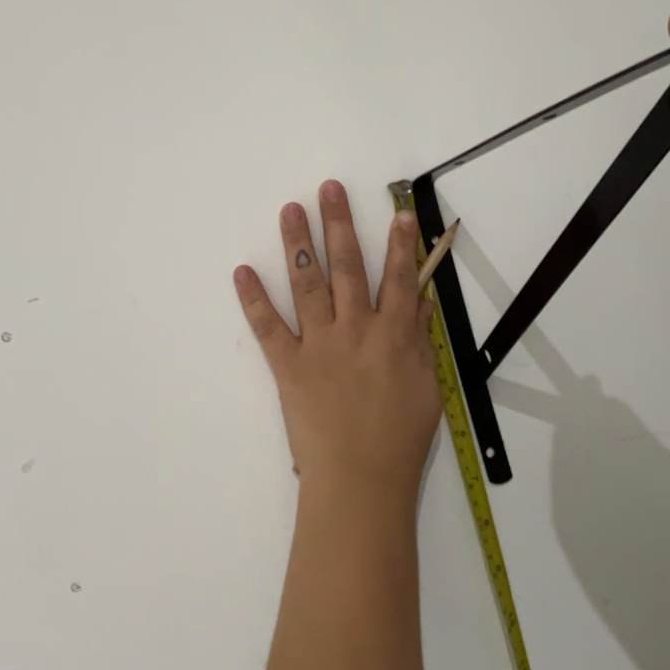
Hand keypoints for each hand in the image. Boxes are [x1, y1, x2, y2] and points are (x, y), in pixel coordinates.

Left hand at [234, 180, 441, 503]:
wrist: (361, 481)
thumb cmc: (401, 440)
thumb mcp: (427, 390)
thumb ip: (422, 345)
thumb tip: (423, 307)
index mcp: (395, 336)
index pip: (400, 278)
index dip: (399, 243)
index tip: (396, 212)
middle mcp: (357, 329)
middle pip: (349, 267)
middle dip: (340, 224)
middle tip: (330, 188)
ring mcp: (320, 344)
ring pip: (308, 284)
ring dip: (298, 244)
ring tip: (290, 209)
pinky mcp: (289, 366)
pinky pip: (268, 327)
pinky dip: (253, 299)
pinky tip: (242, 271)